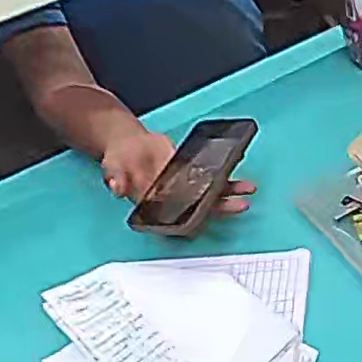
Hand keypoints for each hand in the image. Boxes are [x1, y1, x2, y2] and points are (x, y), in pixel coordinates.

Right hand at [99, 127, 255, 213]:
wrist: (127, 145)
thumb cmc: (119, 161)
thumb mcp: (113, 168)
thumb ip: (115, 179)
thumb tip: (116, 188)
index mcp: (161, 204)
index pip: (182, 215)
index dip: (197, 216)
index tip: (210, 215)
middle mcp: (178, 199)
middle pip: (204, 206)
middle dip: (224, 207)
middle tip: (241, 206)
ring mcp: (187, 187)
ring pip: (213, 193)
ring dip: (231, 193)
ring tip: (248, 190)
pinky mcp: (192, 172)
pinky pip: (212, 176)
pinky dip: (225, 176)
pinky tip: (238, 173)